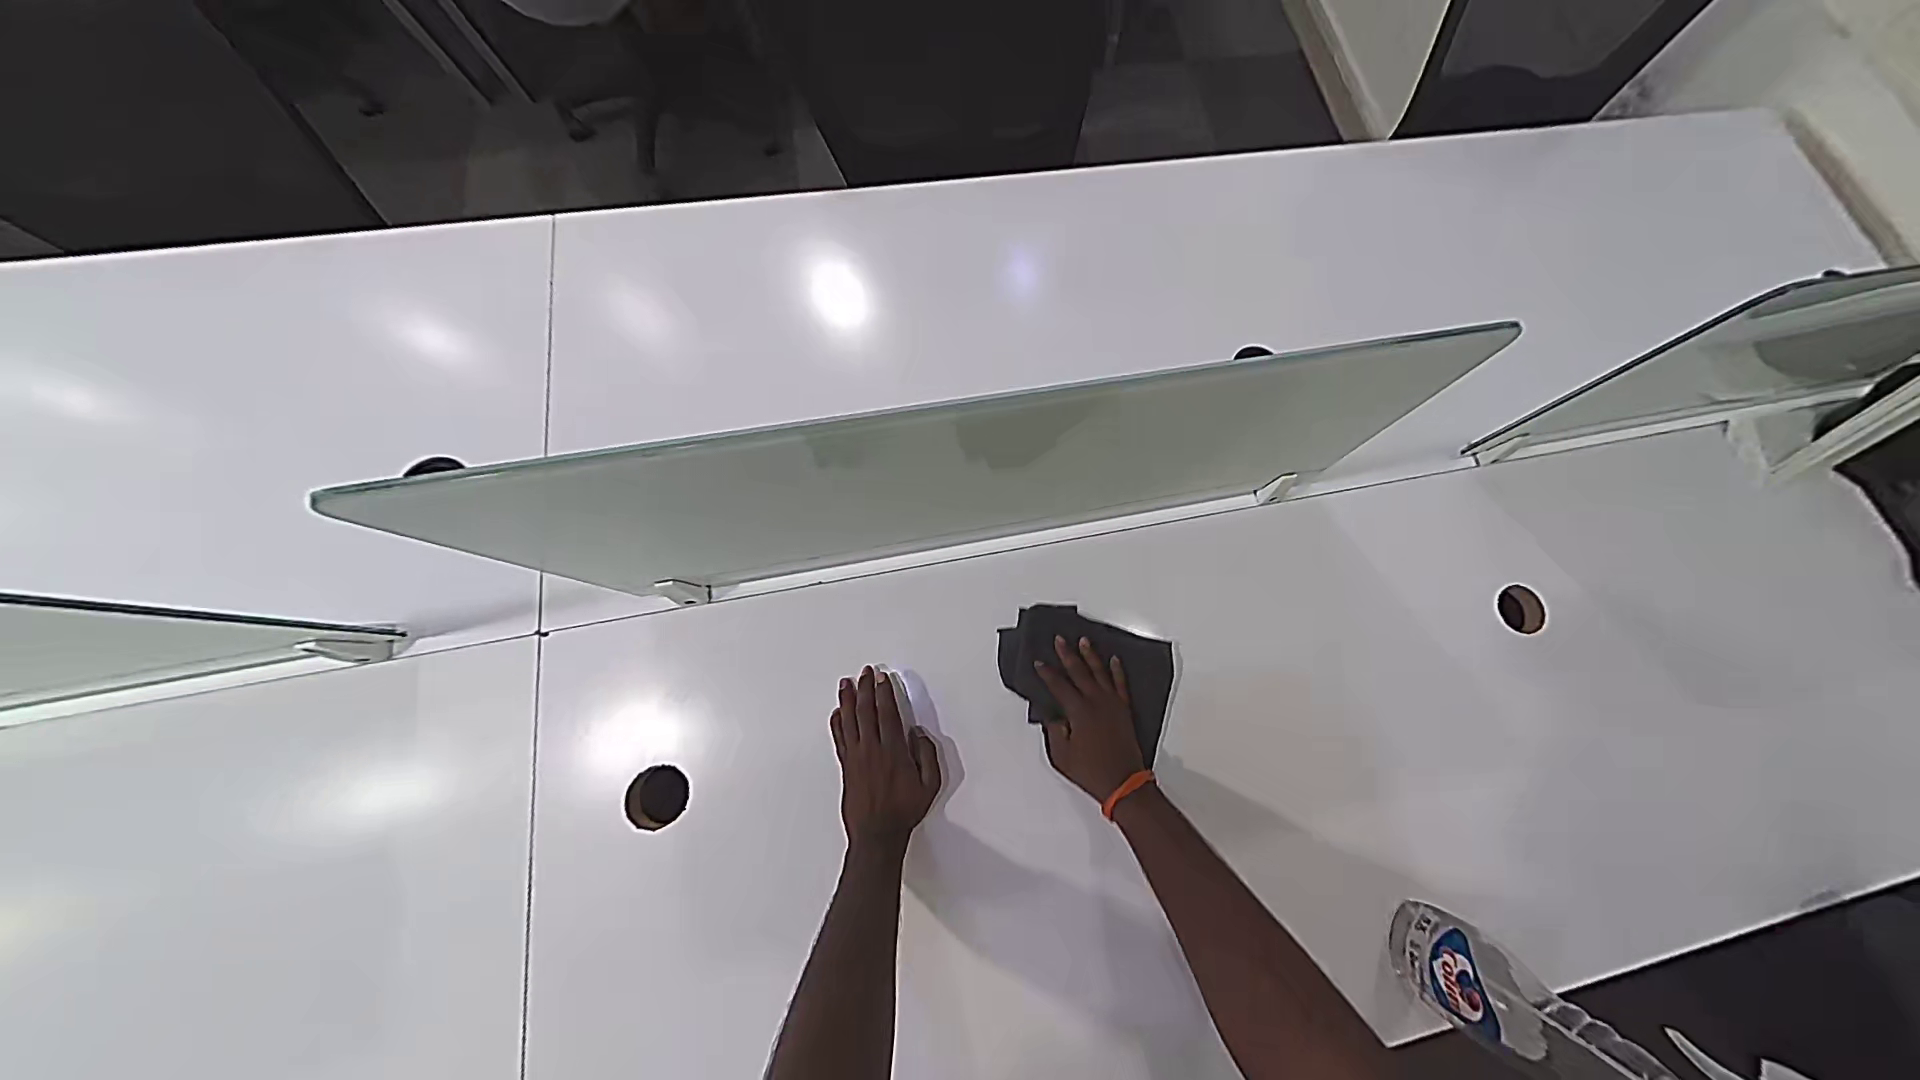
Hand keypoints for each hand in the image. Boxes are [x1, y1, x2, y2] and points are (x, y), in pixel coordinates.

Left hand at [830, 666, 941, 857]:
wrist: (877, 834)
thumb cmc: (904, 810)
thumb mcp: (930, 784)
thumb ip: (927, 755)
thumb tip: (918, 734)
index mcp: (893, 751)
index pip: (887, 713)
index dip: (884, 693)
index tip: (882, 679)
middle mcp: (872, 749)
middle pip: (866, 711)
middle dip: (865, 688)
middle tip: (865, 673)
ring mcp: (856, 757)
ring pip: (849, 720)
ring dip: (847, 699)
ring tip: (846, 683)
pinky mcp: (846, 766)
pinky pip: (839, 738)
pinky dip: (837, 723)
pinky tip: (836, 712)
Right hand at [1034, 636, 1144, 801]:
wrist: (1124, 782)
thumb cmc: (1091, 771)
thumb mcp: (1061, 755)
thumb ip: (1054, 731)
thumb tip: (1053, 716)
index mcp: (1079, 711)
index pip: (1059, 686)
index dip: (1047, 673)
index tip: (1039, 663)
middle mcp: (1096, 702)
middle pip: (1079, 672)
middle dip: (1067, 654)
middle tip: (1060, 640)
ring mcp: (1113, 703)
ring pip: (1100, 672)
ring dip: (1090, 655)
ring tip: (1084, 641)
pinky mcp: (1124, 709)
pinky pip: (1120, 683)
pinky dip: (1117, 670)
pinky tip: (1114, 659)